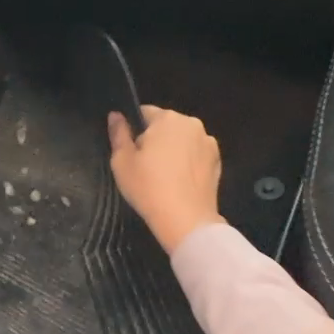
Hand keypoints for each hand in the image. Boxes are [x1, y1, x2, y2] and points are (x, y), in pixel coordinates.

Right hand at [108, 106, 225, 253]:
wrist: (185, 220)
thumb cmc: (148, 187)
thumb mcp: (122, 161)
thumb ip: (118, 134)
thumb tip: (116, 115)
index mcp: (167, 118)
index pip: (144, 113)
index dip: (133, 131)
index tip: (130, 151)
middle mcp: (191, 124)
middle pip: (165, 126)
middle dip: (155, 140)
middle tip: (144, 167)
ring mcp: (208, 142)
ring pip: (182, 141)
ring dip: (173, 151)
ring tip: (163, 177)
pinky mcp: (217, 161)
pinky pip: (196, 156)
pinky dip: (187, 164)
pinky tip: (179, 183)